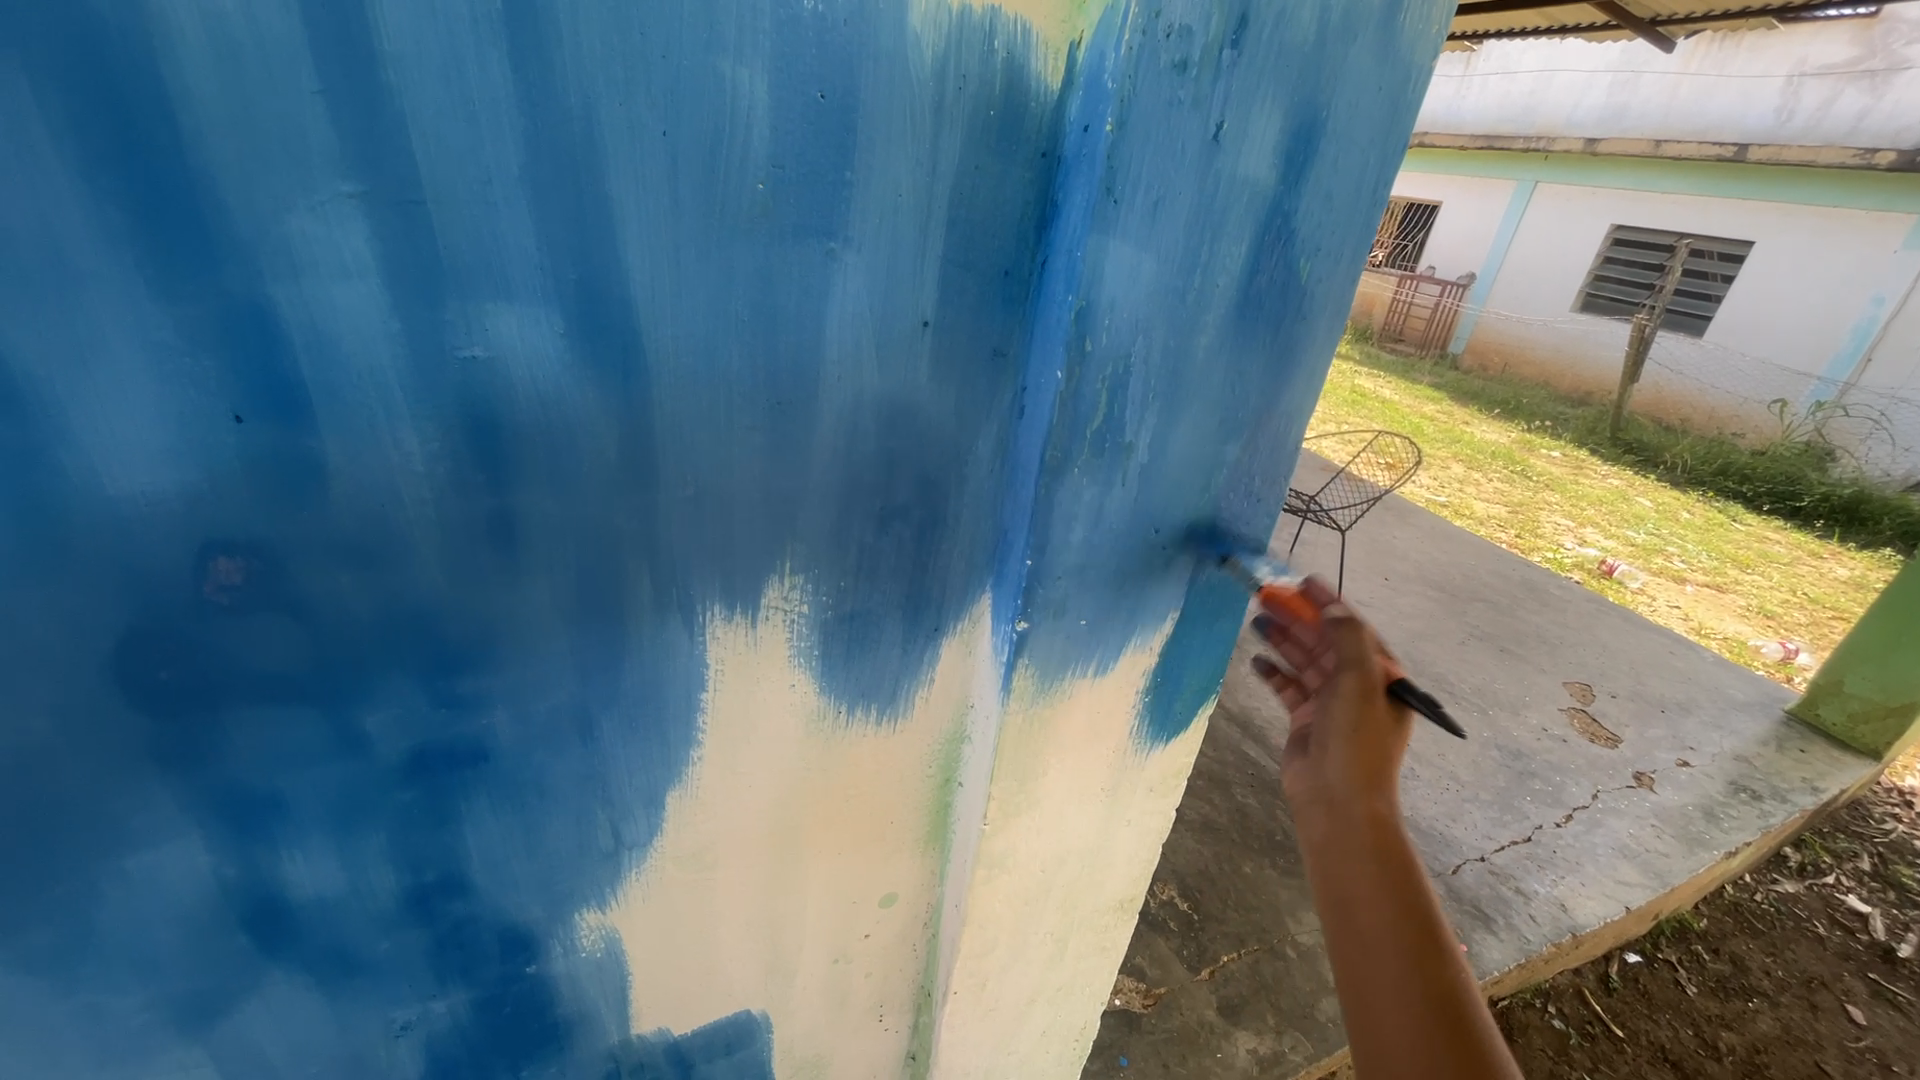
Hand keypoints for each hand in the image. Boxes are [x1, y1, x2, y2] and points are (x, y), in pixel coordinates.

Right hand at [1247, 577, 1412, 829]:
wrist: (1338, 800)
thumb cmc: (1355, 739)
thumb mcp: (1359, 682)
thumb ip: (1347, 639)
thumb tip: (1332, 609)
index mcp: (1381, 677)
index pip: (1352, 629)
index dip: (1328, 604)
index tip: (1303, 581)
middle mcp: (1357, 687)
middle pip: (1324, 642)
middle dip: (1298, 618)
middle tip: (1266, 595)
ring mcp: (1331, 704)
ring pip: (1304, 661)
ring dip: (1283, 639)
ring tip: (1256, 618)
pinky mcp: (1306, 720)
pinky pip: (1288, 687)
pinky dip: (1274, 672)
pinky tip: (1256, 659)